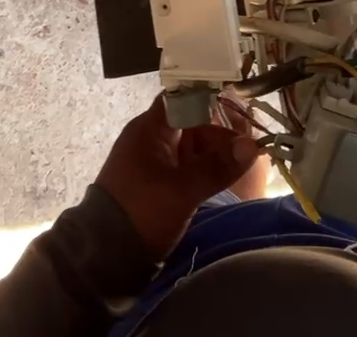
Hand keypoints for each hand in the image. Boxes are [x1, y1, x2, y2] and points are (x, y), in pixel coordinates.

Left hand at [96, 96, 260, 257]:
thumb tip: (252, 145)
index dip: (209, 98)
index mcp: (149, 128)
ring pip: (190, 146)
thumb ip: (217, 166)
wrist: (104, 258)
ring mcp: (152, 161)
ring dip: (213, 153)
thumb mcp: (182, 190)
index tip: (239, 106)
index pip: (182, 98)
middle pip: (191, 123)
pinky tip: (223, 177)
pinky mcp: (156, 183)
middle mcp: (150, 138)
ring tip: (240, 164)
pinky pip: (185, 166)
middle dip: (219, 133)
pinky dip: (203, 169)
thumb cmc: (142, 212)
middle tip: (247, 147)